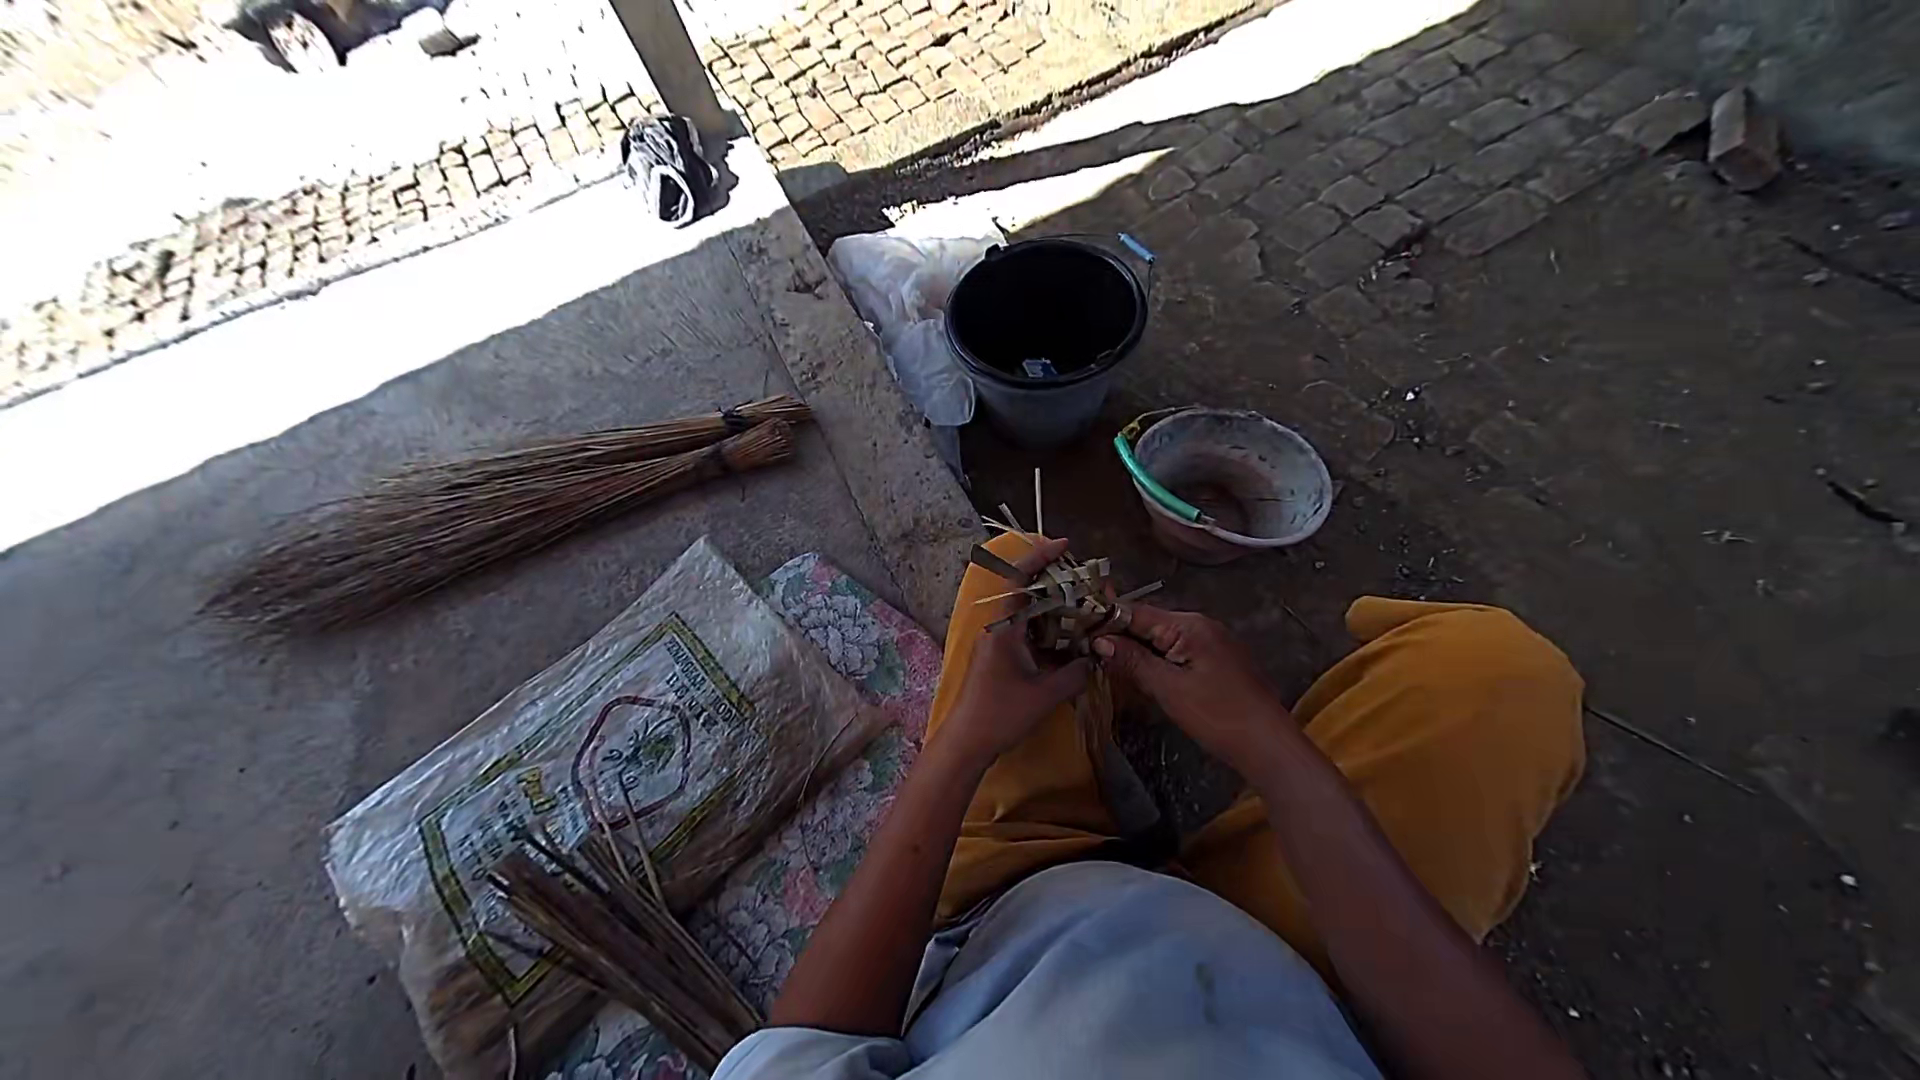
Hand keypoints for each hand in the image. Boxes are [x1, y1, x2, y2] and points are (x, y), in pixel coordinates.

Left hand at [936, 537, 1091, 768]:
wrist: (967, 742)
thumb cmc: (1001, 715)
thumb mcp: (1045, 694)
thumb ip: (1075, 673)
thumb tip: (1096, 658)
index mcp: (1003, 627)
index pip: (1019, 578)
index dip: (1040, 556)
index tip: (1065, 545)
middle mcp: (998, 627)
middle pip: (1025, 590)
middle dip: (1054, 579)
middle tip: (1084, 580)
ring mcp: (996, 641)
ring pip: (1026, 611)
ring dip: (1051, 604)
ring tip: (1082, 604)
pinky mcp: (998, 655)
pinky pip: (1025, 630)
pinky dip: (1046, 626)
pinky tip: (1067, 635)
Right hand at [1092, 604, 1292, 772]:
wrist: (1269, 746)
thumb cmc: (1217, 715)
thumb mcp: (1168, 688)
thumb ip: (1132, 661)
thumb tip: (1098, 640)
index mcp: (1189, 625)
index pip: (1135, 612)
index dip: (1105, 621)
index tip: (1077, 631)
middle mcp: (1201, 624)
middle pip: (1148, 623)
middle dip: (1119, 635)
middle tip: (1086, 650)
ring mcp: (1212, 642)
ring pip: (1162, 638)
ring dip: (1136, 649)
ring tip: (1105, 661)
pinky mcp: (1217, 660)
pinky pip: (1177, 650)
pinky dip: (1156, 659)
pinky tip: (1140, 673)